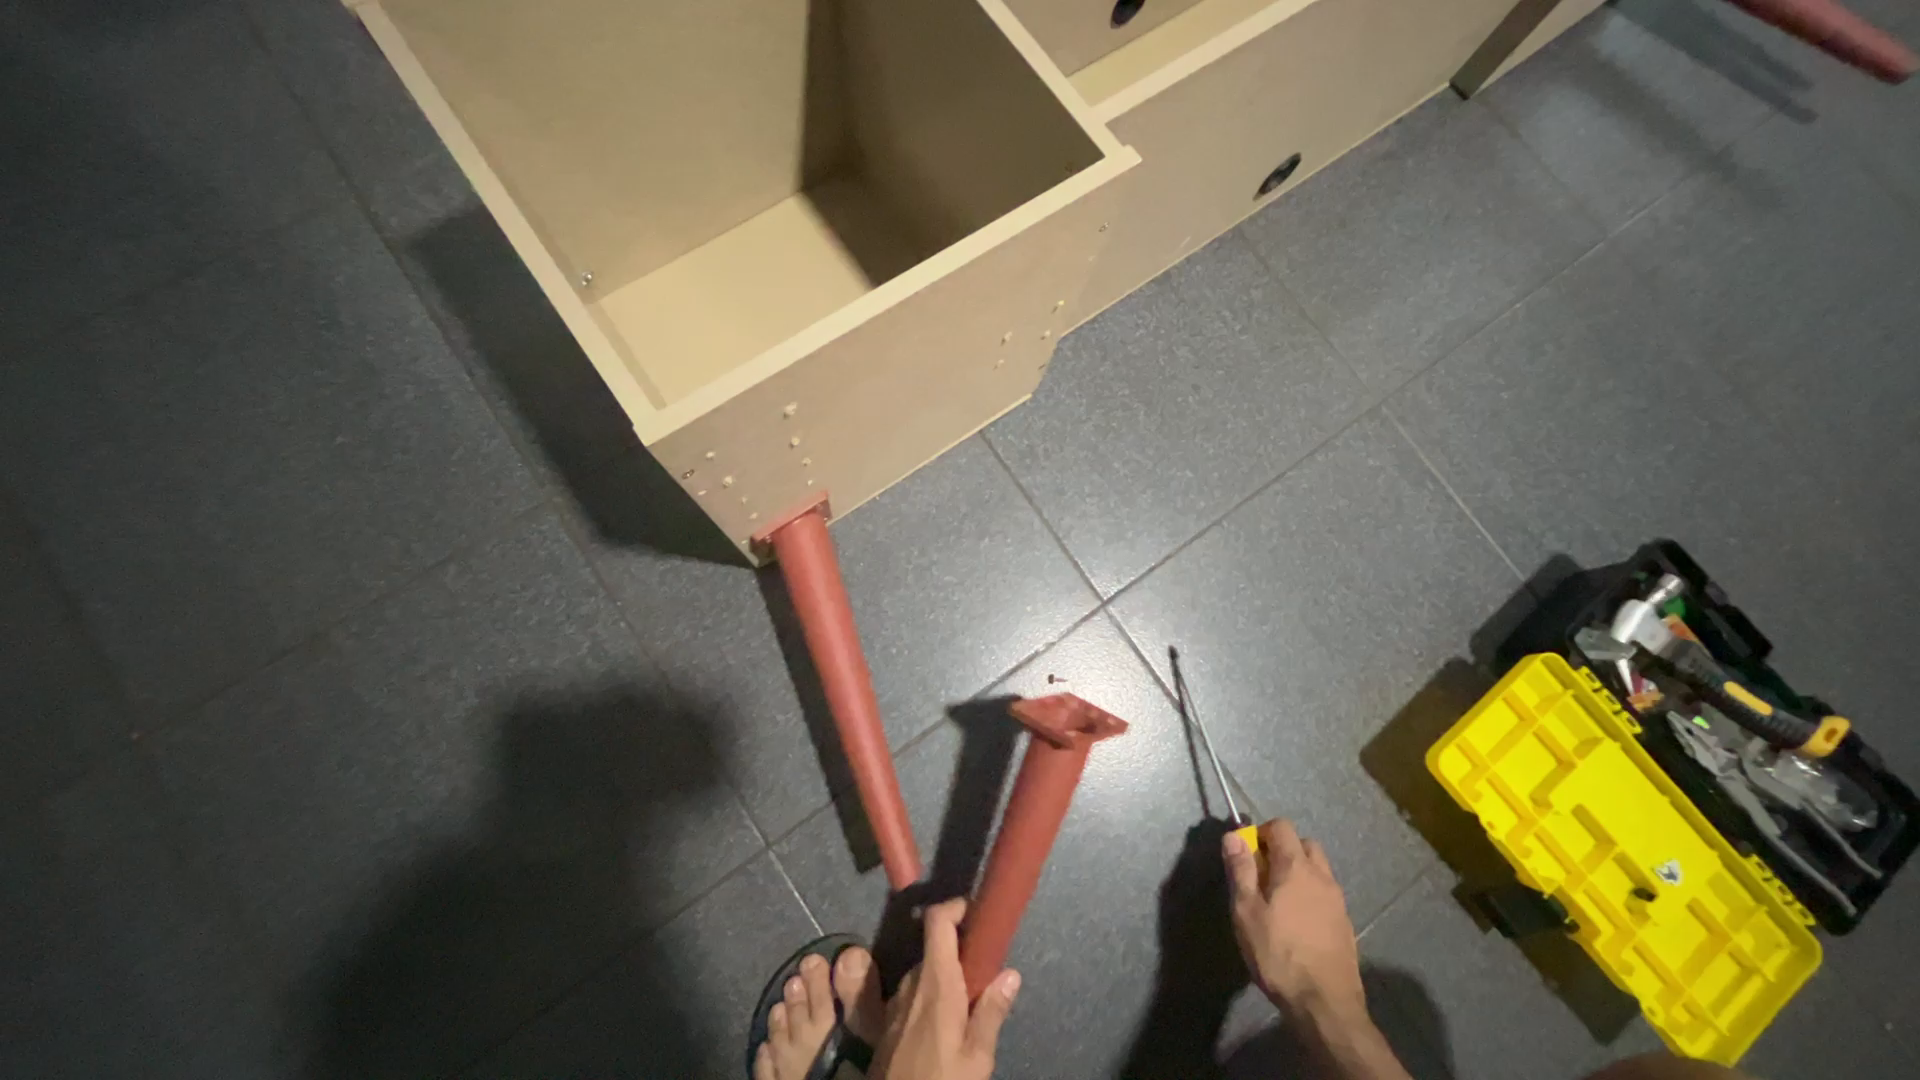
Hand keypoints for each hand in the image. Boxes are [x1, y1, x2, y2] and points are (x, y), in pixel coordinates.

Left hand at [870, 898, 1020, 1079]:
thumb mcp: (976, 1059)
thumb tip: (1011, 973)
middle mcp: (912, 984)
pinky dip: (931, 1000)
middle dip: (959, 956)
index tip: (975, 913)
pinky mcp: (887, 1023)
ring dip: (946, 981)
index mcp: (936, 984)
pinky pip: (913, 997)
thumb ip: (992, 1013)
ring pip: (924, 976)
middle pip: (935, 951)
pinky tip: (945, 1029)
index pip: (937, 922)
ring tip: (970, 1008)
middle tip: (986, 975)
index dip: (955, 908)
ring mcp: (896, 1003)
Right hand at [1222, 819, 1365, 1029]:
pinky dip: (1310, 894)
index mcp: (1295, 867)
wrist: (1325, 1003)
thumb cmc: (1278, 953)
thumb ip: (1240, 870)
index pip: (1282, 827)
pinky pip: (1325, 893)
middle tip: (1261, 875)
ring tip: (1278, 900)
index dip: (1261, 832)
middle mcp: (1322, 876)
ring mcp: (1338, 900)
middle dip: (1282, 849)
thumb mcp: (1247, 911)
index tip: (1246, 854)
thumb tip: (1233, 836)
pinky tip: (1297, 922)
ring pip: (1318, 869)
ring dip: (1298, 872)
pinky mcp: (1345, 923)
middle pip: (1304, 844)